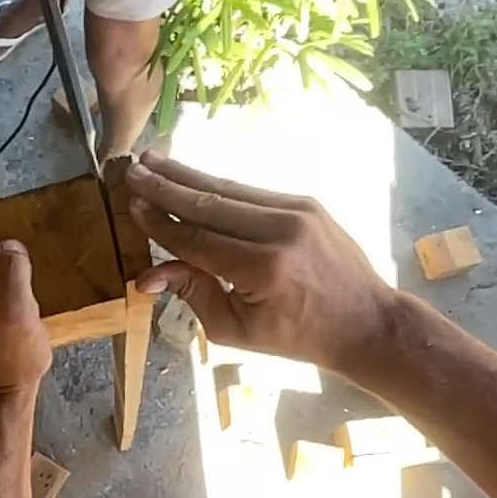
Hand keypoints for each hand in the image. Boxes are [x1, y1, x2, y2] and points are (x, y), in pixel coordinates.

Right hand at [125, 153, 402, 374]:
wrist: (365, 320)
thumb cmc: (295, 336)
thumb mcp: (236, 329)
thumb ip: (194, 294)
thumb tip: (146, 277)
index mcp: (262, 268)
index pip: (196, 240)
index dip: (160, 223)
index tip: (131, 204)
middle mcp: (280, 230)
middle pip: (209, 203)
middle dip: (166, 186)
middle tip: (132, 171)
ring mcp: (297, 210)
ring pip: (228, 189)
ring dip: (186, 175)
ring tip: (152, 161)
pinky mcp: (305, 203)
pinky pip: (249, 193)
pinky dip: (216, 185)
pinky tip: (190, 175)